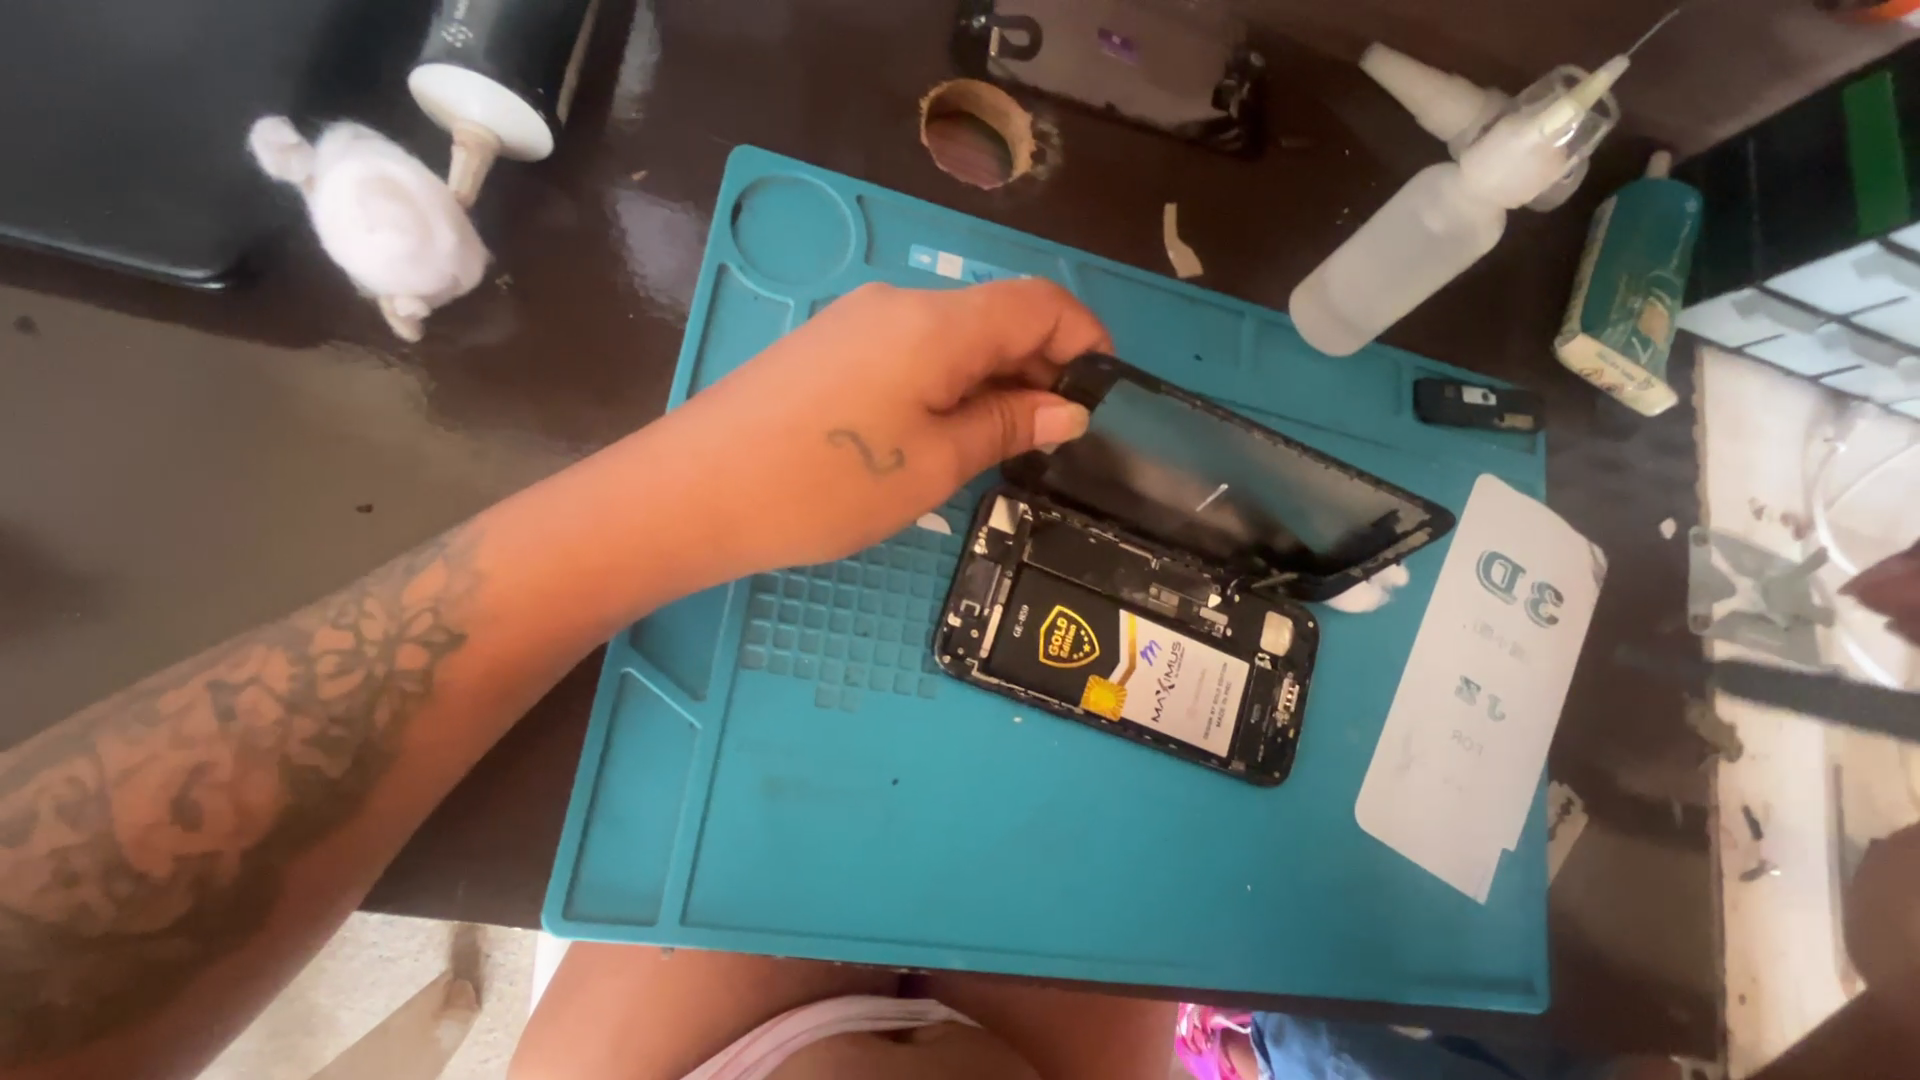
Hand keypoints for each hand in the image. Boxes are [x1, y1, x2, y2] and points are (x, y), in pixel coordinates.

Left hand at [659, 279, 1109, 576]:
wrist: (693, 492)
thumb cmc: (826, 485)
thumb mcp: (932, 464)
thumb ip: (1005, 425)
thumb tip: (1068, 410)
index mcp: (938, 324)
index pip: (1040, 303)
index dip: (1085, 340)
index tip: (1102, 397)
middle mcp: (900, 303)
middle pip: (997, 315)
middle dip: (1039, 367)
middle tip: (1051, 439)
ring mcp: (857, 321)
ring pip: (953, 336)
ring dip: (991, 379)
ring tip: (997, 445)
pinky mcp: (828, 347)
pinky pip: (910, 351)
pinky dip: (945, 383)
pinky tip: (938, 434)